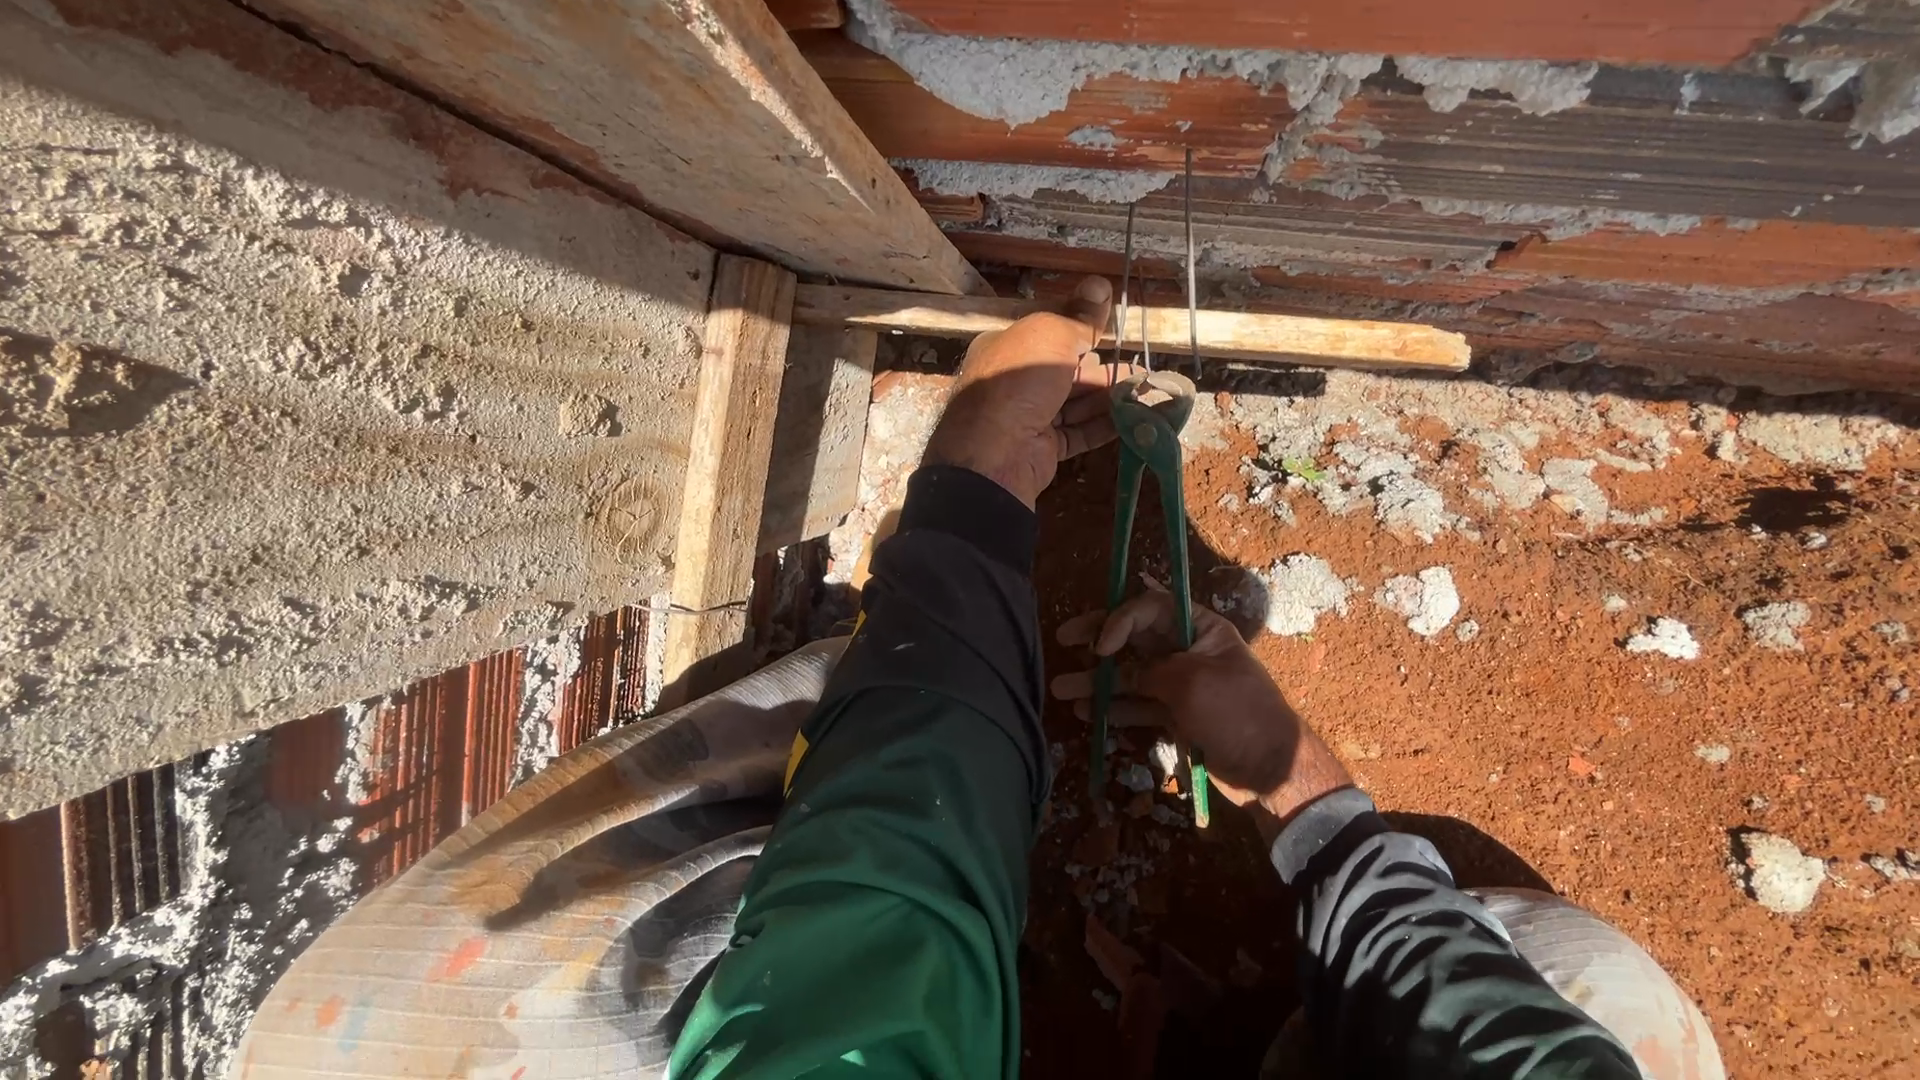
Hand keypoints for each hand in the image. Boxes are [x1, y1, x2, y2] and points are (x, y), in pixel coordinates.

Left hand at [922, 276, 1119, 507]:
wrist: (995, 451)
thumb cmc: (1019, 380)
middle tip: (1137, 368)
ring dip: (1108, 397)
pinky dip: (1104, 425)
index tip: (1112, 330)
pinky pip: (1077, 433)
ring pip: (1075, 403)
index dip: (1081, 331)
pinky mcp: (1042, 448)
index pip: (1049, 335)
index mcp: (1008, 348)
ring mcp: (1028, 417)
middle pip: (1065, 371)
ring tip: (1143, 391)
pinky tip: (1131, 417)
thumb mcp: (1051, 336)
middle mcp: (1015, 381)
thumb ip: (1079, 317)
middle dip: (1102, 369)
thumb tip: (1100, 283)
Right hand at [1051, 591, 1353, 837]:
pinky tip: (1087, 713)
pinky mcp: (1176, 714)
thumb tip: (1122, 672)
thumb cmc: (1236, 714)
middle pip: (1134, 637)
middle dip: (1097, 639)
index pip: (1150, 608)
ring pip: (1130, 674)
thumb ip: (1150, 671)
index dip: (1120, 621)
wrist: (1270, 770)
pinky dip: (1114, 707)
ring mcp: (1180, 683)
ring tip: (1060, 690)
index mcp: (1201, 629)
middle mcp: (1187, 649)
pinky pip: (1138, 704)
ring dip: (1097, 680)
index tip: (1101, 647)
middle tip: (1063, 639)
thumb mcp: (1190, 683)